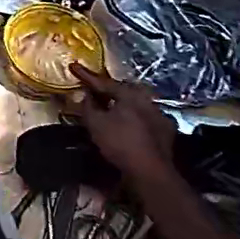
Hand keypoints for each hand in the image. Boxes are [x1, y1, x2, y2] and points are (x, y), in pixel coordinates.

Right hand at [71, 64, 179, 183]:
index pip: (104, 83)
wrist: (151, 172)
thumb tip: (85, 95)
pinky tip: (130, 125)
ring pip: (137, 104)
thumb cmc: (120, 143)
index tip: (73, 66)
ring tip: (112, 107)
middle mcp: (148, 100)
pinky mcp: (166, 132)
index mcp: (130, 95)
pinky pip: (146, 119)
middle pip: (125, 90)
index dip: (87, 76)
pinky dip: (135, 119)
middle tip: (96, 90)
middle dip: (110, 89)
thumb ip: (88, 106)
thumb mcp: (96, 124)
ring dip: (123, 104)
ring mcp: (160, 116)